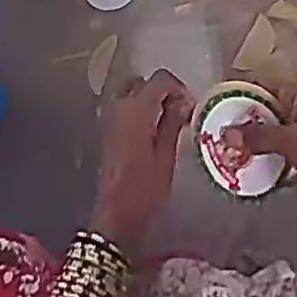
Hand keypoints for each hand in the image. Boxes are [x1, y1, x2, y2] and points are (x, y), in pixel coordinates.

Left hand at [92, 70, 193, 247]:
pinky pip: (124, 107)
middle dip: (164, 92)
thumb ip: (173, 122)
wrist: (115, 215)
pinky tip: (152, 129)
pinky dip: (139, 109)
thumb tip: (183, 102)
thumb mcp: (166, 155)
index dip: (178, 88)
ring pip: (133, 93)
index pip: (160, 80)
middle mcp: (119, 106)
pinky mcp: (105, 129)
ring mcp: (109, 117)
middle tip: (181, 112)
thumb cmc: (145, 189)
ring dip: (150, 100)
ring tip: (168, 121)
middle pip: (145, 83)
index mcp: (136, 110)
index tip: (191, 106)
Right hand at [223, 80, 296, 201]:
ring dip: (249, 134)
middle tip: (216, 123)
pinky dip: (260, 148)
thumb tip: (225, 133)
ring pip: (267, 125)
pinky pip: (273, 142)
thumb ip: (258, 136)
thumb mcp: (290, 143)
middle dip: (241, 114)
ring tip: (225, 142)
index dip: (241, 88)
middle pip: (262, 104)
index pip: (263, 82)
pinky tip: (244, 158)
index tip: (217, 98)